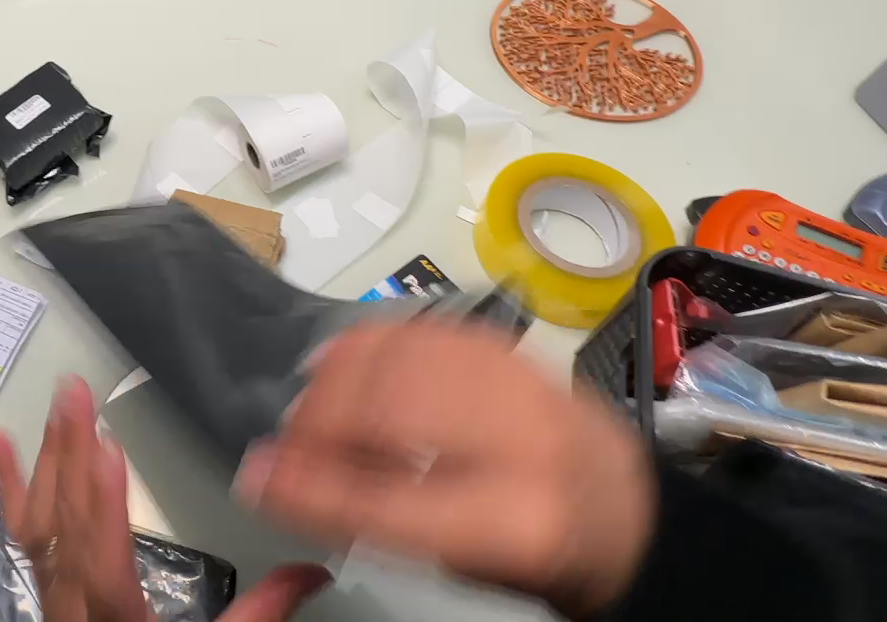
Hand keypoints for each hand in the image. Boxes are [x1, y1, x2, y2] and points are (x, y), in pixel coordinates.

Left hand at [0, 376, 332, 621]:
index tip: (108, 449)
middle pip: (67, 528)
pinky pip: (20, 528)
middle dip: (71, 453)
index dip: (104, 509)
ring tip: (58, 400)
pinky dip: (9, 481)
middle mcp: (74, 606)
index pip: (105, 567)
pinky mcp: (43, 580)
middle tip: (75, 392)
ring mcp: (52, 591)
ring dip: (49, 454)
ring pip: (42, 520)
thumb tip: (316, 568)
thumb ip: (263, 609)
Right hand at [231, 322, 655, 619]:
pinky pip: (419, 326)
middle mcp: (524, 442)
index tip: (256, 477)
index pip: (389, 504)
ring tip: (311, 400)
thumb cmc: (541, 550)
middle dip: (318, 419)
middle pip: (388, 410)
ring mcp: (520, 382)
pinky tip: (343, 357)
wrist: (630, 505)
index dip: (310, 487)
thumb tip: (284, 477)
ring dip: (336, 374)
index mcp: (521, 522)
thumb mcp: (466, 559)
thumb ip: (375, 515)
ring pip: (398, 356)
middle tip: (289, 438)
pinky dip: (367, 339)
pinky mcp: (509, 347)